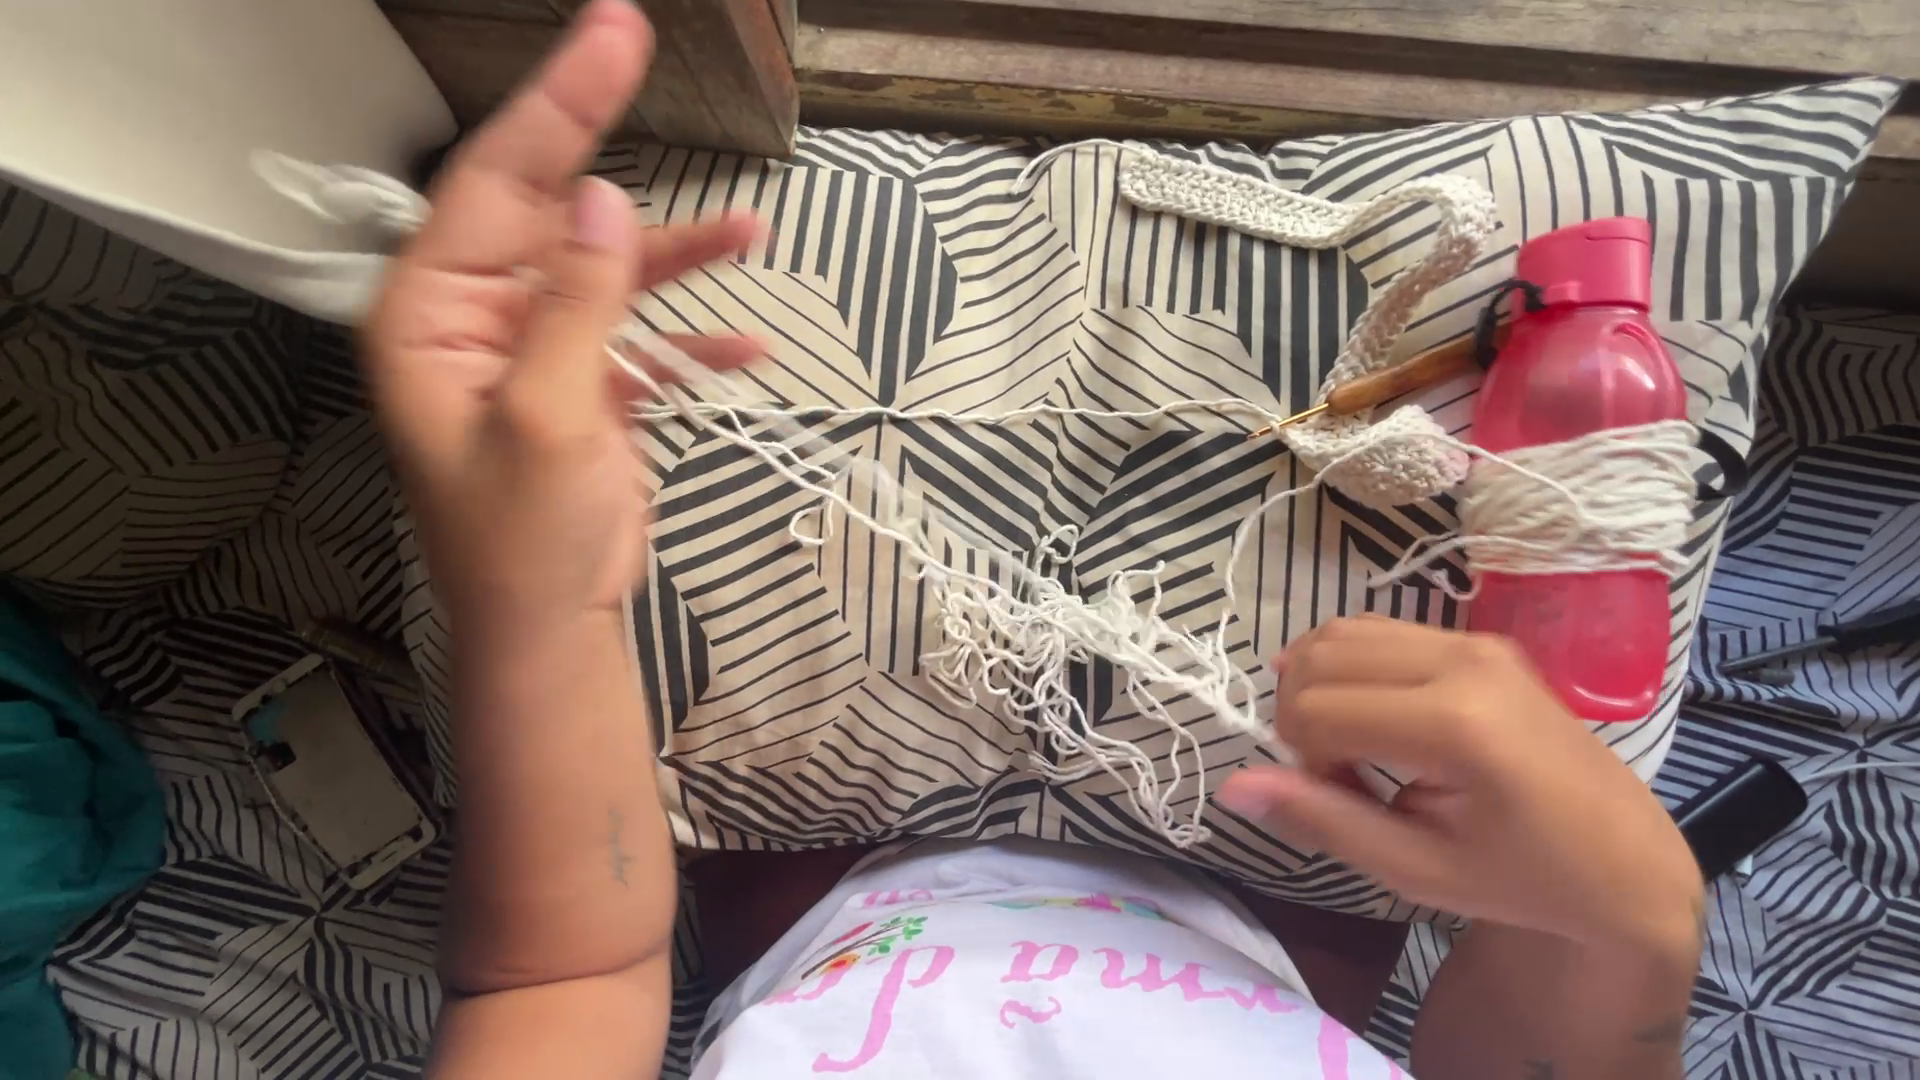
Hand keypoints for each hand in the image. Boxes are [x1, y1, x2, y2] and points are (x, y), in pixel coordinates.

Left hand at [362, 0, 762, 646]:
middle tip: (644, 54)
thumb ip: (573, 304)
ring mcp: (542, 357)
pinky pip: (646, 347)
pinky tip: (750, 345)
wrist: (554, 621)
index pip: (495, 184)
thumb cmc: (527, 535)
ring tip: (755, 234)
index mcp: (437, 315)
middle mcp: (482, 321)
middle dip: (613, 158)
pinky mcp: (591, 395)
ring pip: (613, 281)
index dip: (558, 107)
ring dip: (683, 262)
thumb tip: (603, 202)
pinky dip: (696, 345)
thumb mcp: (548, 414)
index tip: (612, 37)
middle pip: (553, 216)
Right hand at [1218, 617, 1701, 955]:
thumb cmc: (1521, 878)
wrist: (1627, 857)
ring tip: (1355, 740)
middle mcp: (1462, 662)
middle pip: (1316, 660)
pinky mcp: (1473, 638)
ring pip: (1335, 635)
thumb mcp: (1415, 869)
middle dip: (1302, 716)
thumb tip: (1233, 784)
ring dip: (1316, 685)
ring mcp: (1470, 641)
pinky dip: (1342, 664)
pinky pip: (1370, 629)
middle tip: (1343, 771)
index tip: (1343, 797)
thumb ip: (1319, 818)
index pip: (1315, 711)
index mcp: (1456, 725)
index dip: (1303, 758)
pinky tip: (1365, 708)